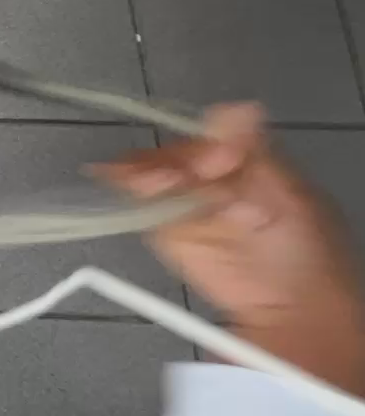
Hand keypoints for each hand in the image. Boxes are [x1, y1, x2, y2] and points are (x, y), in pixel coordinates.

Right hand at [95, 103, 364, 394]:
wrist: (285, 309)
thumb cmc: (304, 254)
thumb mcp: (291, 200)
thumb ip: (256, 156)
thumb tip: (239, 106)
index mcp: (247, 165)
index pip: (213, 137)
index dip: (207, 143)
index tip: (215, 162)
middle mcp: (210, 176)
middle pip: (174, 151)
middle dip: (172, 162)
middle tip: (176, 181)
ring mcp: (180, 197)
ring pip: (147, 168)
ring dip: (143, 171)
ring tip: (150, 185)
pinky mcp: (156, 219)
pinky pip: (131, 192)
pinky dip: (119, 180)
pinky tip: (111, 176)